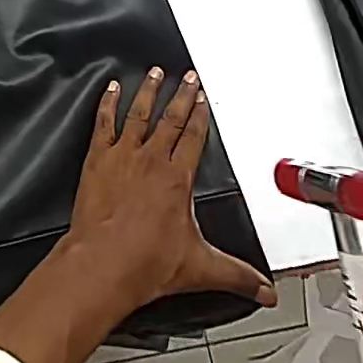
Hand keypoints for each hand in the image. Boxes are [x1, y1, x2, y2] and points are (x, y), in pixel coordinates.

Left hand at [0, 70, 272, 362]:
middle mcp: (152, 160)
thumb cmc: (145, 263)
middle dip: (182, 95)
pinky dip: (108, 103)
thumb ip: (236, 275)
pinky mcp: (98, 158)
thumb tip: (264, 290)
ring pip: (139, 113)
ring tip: (155, 72)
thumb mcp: (200, 268)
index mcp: (176, 179)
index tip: (204, 99)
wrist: (103, 264)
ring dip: (149, 91)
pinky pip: (104, 122)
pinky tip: (110, 88)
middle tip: (188, 76)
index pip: (194, 138)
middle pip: (171, 119)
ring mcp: (124, 155)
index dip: (201, 116)